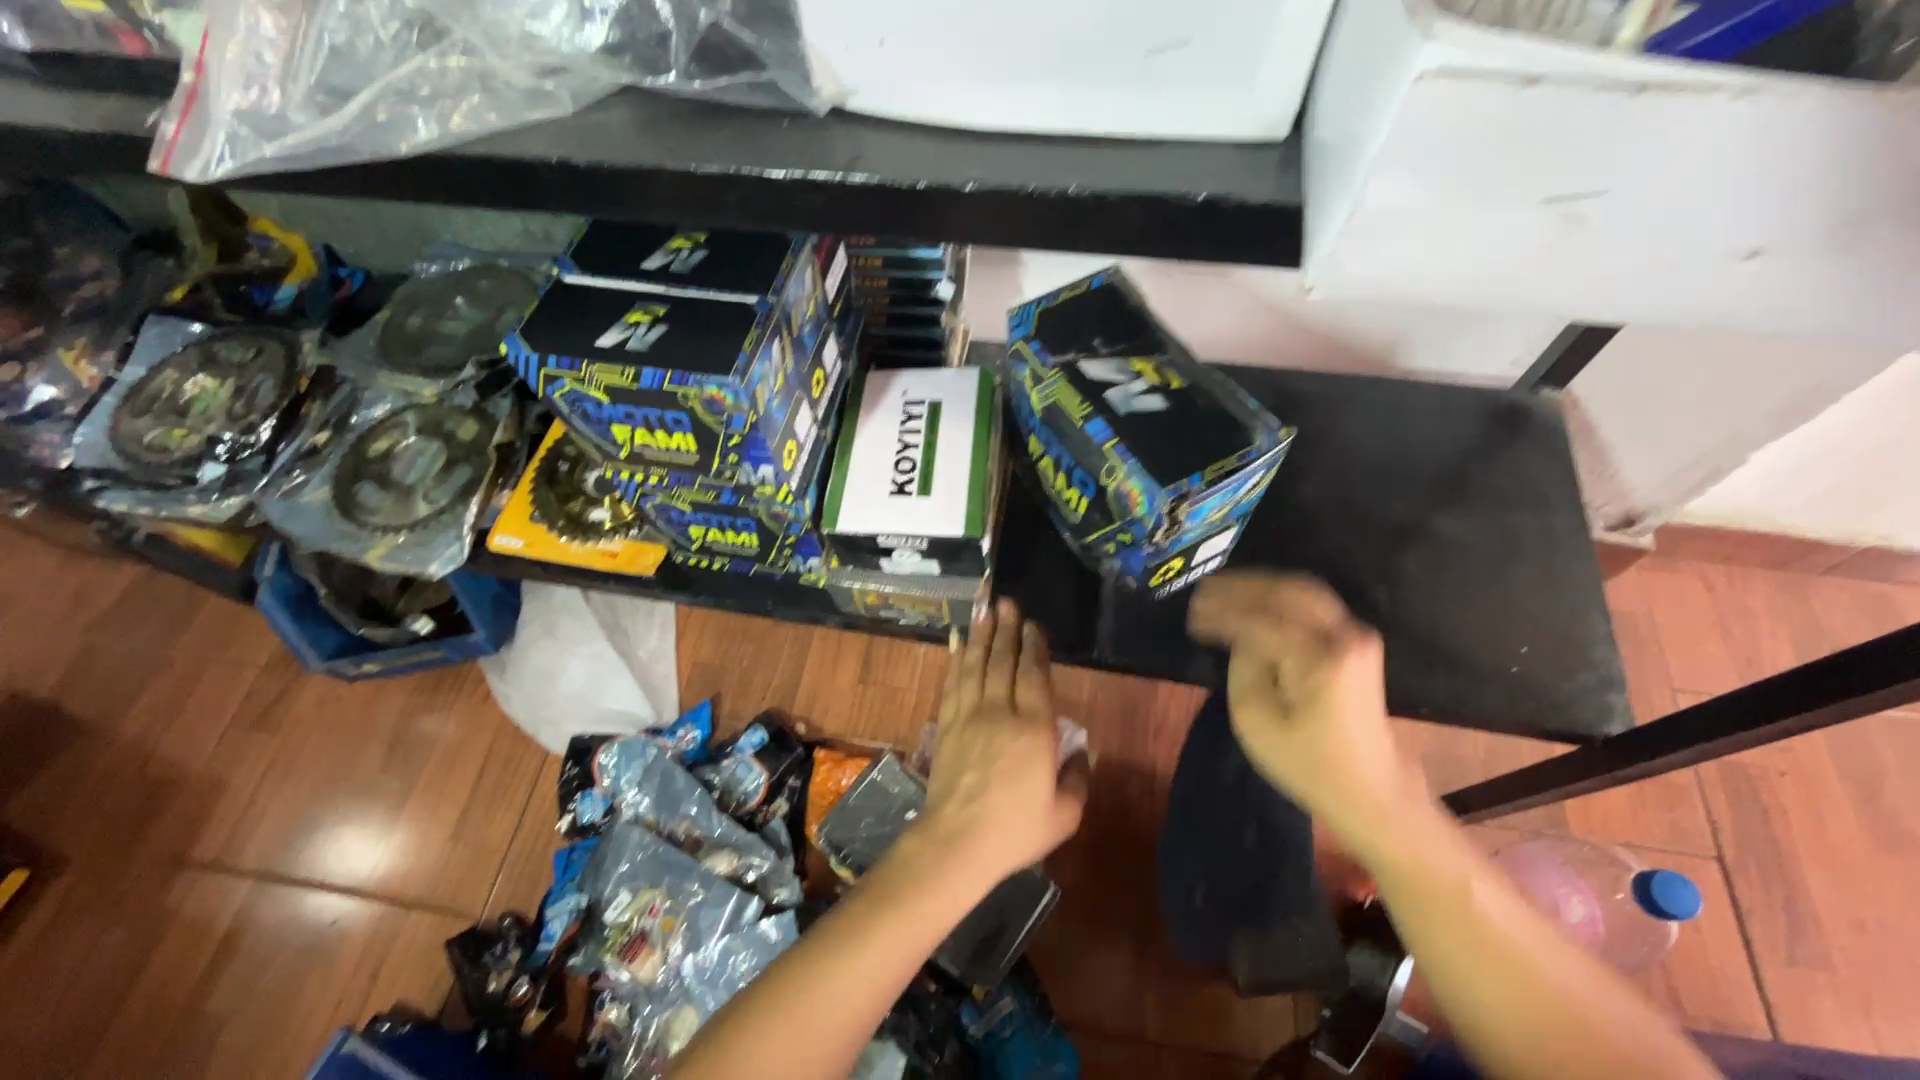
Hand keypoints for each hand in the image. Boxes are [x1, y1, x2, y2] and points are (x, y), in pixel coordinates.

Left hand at [911, 598, 1088, 886]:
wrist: (957, 843)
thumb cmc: (1016, 831)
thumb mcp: (1064, 814)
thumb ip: (1076, 779)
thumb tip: (1080, 753)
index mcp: (1035, 729)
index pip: (1035, 675)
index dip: (1034, 647)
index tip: (1034, 626)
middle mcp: (1001, 712)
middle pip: (1003, 661)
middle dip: (1008, 630)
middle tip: (1008, 603)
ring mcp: (969, 717)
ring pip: (976, 666)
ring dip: (982, 637)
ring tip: (985, 612)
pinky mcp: (947, 727)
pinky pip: (953, 684)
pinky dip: (956, 661)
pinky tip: (958, 645)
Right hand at [1187, 572, 1427, 836]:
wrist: (1369, 787)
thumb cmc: (1306, 762)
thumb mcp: (1255, 720)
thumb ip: (1243, 665)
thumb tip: (1240, 634)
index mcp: (1319, 658)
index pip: (1261, 619)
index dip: (1222, 612)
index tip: (1191, 614)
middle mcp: (1344, 635)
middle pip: (1286, 591)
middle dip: (1241, 587)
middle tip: (1202, 590)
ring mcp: (1356, 635)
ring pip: (1302, 591)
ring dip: (1259, 587)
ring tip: (1221, 590)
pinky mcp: (1355, 642)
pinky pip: (1312, 604)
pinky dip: (1278, 598)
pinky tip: (1252, 603)